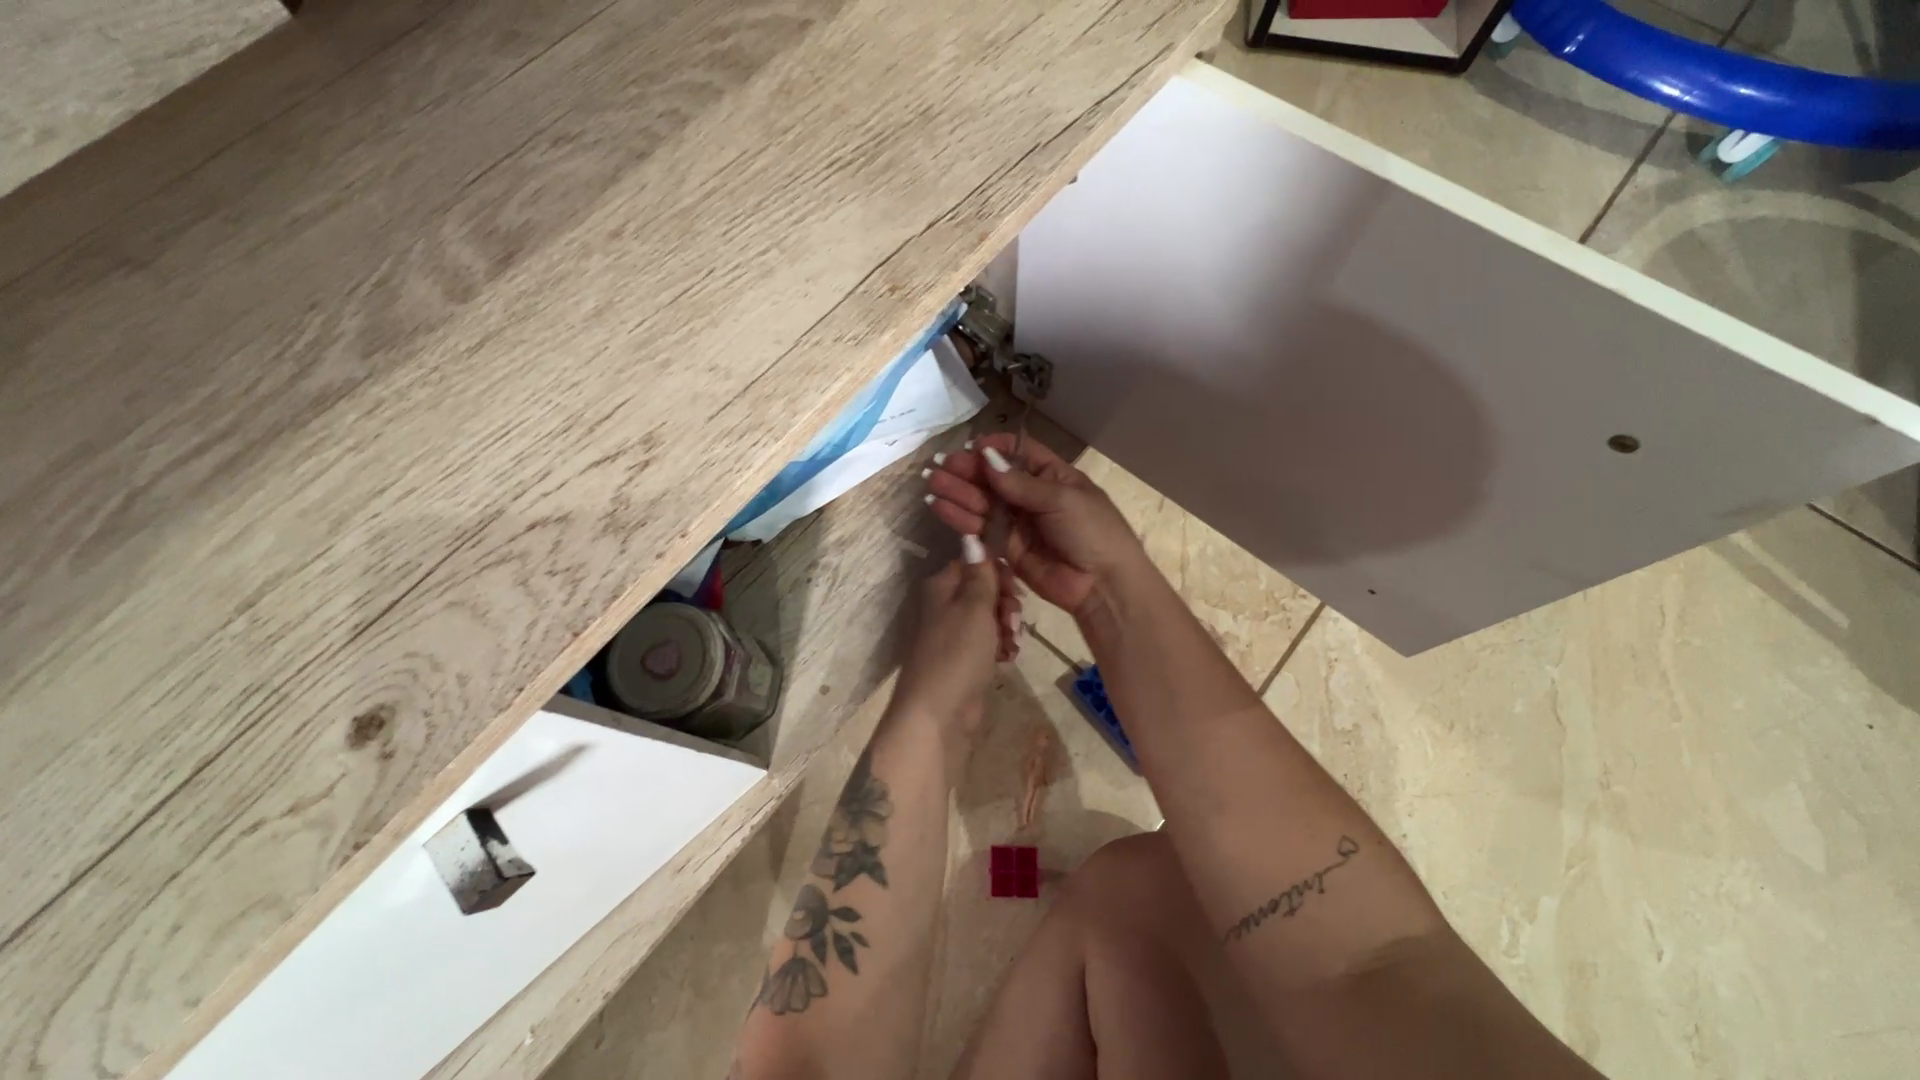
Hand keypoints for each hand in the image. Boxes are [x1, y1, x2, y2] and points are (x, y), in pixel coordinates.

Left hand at [891, 539, 1008, 744]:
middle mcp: (943, 606)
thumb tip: (975, 537)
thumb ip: (981, 573)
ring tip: (1011, 644)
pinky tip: (1007, 659)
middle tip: (1014, 620)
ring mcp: (952, 635)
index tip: (1016, 590)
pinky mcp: (962, 661)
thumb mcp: (975, 607)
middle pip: (984, 591)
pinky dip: (999, 648)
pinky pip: (987, 644)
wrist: (938, 714)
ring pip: (989, 619)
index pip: (974, 563)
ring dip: (1006, 628)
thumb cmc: (957, 653)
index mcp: (941, 586)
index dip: (998, 573)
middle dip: (1006, 603)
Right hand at [925, 433, 1146, 619]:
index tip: (970, 448)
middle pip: (994, 478)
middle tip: (941, 467)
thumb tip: (986, 457)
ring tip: (932, 484)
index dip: (993, 449)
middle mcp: (1031, 496)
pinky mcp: (1006, 548)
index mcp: (1052, 475)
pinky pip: (980, 529)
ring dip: (958, 493)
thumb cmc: (1091, 531)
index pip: (1018, 453)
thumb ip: (1020, 482)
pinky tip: (940, 507)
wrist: (1102, 584)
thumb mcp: (1061, 498)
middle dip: (967, 471)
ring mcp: (1018, 523)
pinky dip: (960, 519)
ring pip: (982, 503)